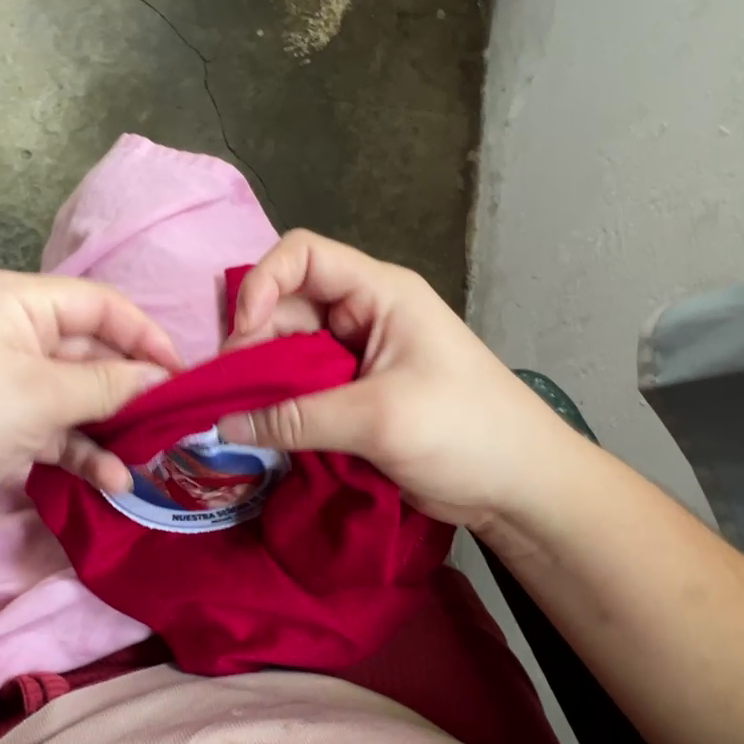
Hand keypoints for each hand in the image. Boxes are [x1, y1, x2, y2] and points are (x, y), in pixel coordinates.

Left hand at [0, 270, 183, 538]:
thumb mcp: (40, 395)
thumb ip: (108, 384)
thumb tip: (164, 378)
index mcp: (17, 301)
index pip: (100, 304)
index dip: (146, 336)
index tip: (186, 375)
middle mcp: (13, 331)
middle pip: (92, 350)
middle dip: (131, 387)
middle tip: (176, 421)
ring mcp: (7, 380)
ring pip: (78, 395)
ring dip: (112, 426)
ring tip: (151, 457)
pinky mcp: (3, 423)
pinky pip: (57, 428)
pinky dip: (84, 450)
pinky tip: (114, 480)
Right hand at [217, 230, 583, 529]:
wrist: (521, 488)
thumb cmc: (467, 432)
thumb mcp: (379, 419)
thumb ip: (296, 419)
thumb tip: (221, 424)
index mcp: (380, 293)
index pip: (303, 256)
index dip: (262, 284)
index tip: (242, 338)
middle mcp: (363, 315)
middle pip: (285, 308)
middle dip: (252, 346)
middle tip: (225, 394)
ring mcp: (356, 358)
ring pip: (288, 353)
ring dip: (260, 381)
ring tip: (234, 417)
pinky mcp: (352, 397)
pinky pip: (300, 390)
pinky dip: (277, 407)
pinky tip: (256, 431)